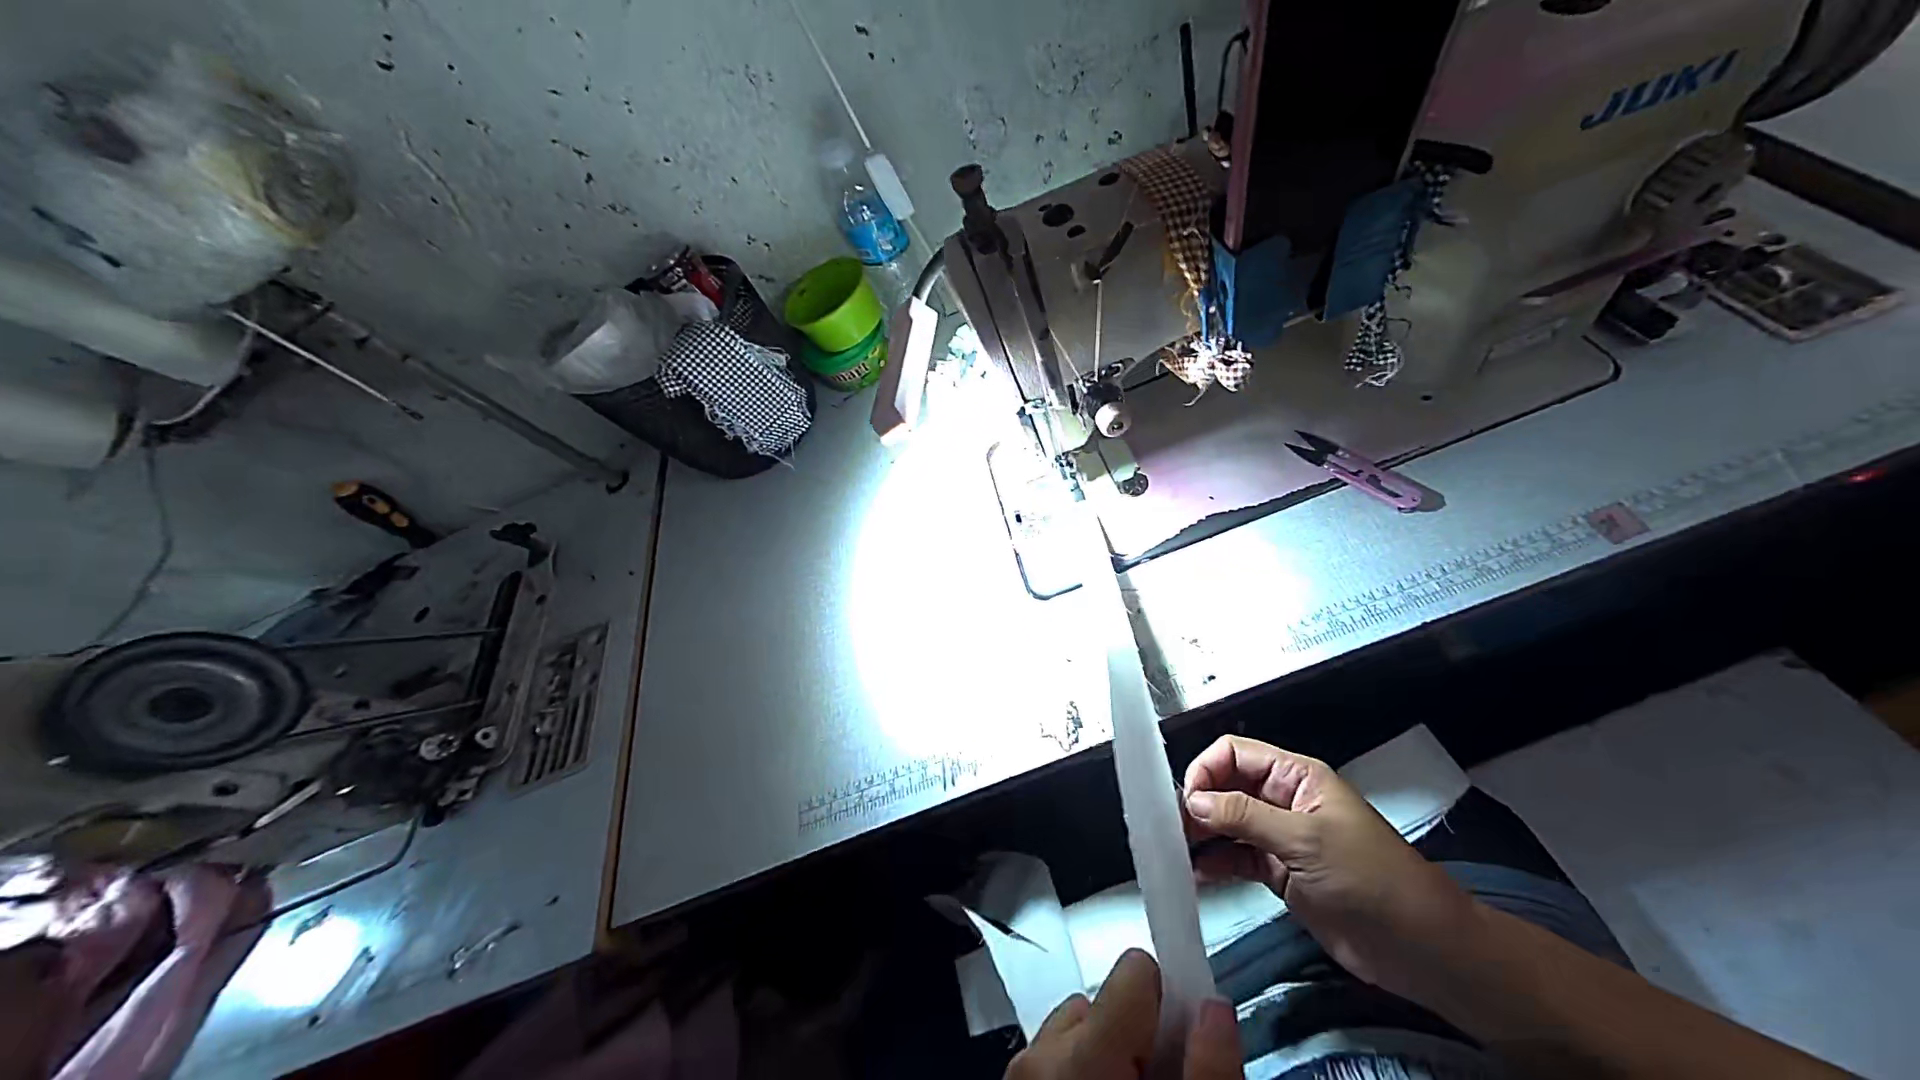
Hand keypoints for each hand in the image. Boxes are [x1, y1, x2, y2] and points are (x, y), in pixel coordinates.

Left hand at [1005, 949, 1241, 1079]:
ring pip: (1080, 1029)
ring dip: (1109, 1056)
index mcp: (1081, 1051)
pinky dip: (1083, 1070)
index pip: (1133, 969)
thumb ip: (1208, 1070)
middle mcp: (1039, 1051)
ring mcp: (1019, 1069)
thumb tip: (1215, 1005)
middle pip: (1107, 1001)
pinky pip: (1057, 1054)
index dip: (1167, 1002)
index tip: (1185, 1038)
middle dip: (1138, 1038)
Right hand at [1182, 736, 1477, 996]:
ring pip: (1227, 822)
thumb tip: (1192, 800)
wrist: (1422, 949)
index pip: (1235, 754)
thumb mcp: (1305, 839)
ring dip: (1202, 832)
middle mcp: (1284, 801)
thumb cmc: (1371, 880)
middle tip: (1174, 828)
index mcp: (1296, 777)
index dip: (1207, 770)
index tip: (1187, 800)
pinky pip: (1237, 857)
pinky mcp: (1280, 872)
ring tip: (1178, 850)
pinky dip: (1216, 862)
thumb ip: (1244, 815)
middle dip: (1198, 802)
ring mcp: (1281, 837)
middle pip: (1226, 786)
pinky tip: (1198, 873)